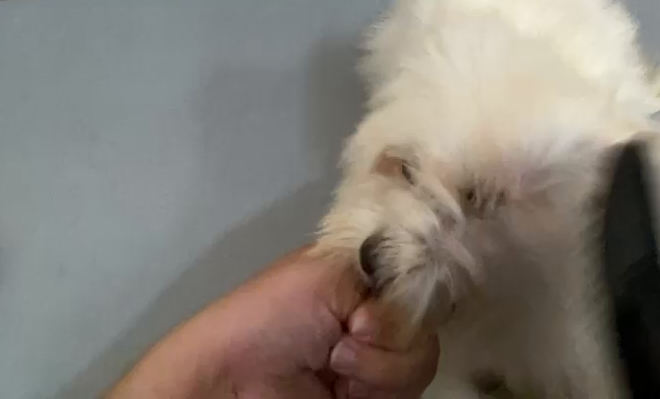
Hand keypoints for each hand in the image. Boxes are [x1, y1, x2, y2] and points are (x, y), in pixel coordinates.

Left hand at [108, 249, 438, 398]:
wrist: (232, 381)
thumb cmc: (274, 314)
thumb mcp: (330, 274)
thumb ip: (385, 274)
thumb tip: (415, 295)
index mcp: (369, 277)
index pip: (420, 276)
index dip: (413, 288)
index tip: (375, 305)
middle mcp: (380, 316)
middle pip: (428, 321)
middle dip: (393, 333)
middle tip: (347, 336)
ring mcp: (378, 361)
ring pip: (422, 360)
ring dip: (381, 366)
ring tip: (336, 365)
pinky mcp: (373, 396)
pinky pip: (408, 393)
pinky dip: (379, 389)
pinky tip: (342, 391)